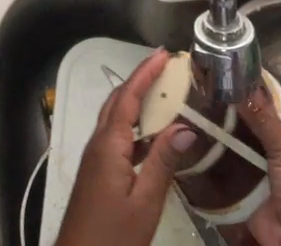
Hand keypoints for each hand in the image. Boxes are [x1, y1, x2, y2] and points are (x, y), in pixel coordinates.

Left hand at [52, 49, 197, 245]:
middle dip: (141, 81)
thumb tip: (185, 127)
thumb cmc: (112, 236)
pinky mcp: (97, 173)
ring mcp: (95, 159)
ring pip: (116, 119)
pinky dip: (135, 128)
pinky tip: (154, 139)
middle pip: (118, 102)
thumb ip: (163, 163)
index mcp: (109, 145)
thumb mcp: (145, 203)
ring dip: (137, 103)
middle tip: (166, 69)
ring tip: (165, 95)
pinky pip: (116, 138)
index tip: (163, 54)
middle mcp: (98, 144)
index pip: (128, 97)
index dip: (145, 74)